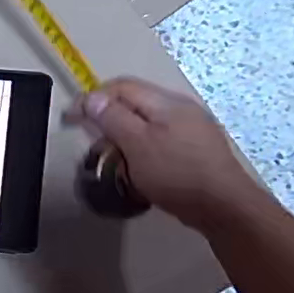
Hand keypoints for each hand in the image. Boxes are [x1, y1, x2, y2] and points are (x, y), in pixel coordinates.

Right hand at [69, 77, 265, 228]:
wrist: (222, 205)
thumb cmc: (175, 174)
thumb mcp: (136, 145)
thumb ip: (113, 119)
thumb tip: (92, 98)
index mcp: (164, 102)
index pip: (120, 87)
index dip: (91, 98)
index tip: (70, 118)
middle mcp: (179, 107)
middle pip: (134, 100)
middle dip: (107, 115)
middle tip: (90, 138)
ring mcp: (191, 126)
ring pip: (146, 119)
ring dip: (123, 131)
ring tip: (112, 154)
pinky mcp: (195, 146)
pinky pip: (160, 135)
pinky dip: (140, 143)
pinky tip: (138, 164)